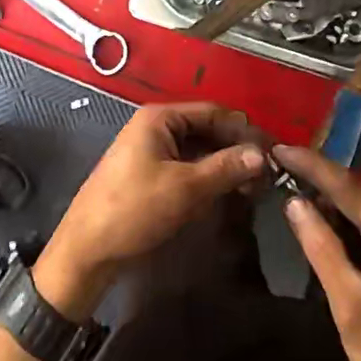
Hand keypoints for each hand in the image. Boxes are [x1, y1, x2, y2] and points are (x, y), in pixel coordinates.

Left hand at [35, 103, 268, 318]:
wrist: (87, 248)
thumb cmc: (134, 209)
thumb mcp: (184, 188)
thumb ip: (225, 168)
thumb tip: (262, 155)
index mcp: (160, 117)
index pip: (212, 112)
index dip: (243, 130)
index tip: (272, 151)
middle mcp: (156, 126)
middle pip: (206, 130)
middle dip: (235, 150)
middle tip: (266, 175)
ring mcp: (151, 150)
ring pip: (198, 151)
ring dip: (223, 167)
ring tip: (251, 188)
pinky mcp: (150, 174)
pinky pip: (186, 167)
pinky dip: (206, 178)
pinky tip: (225, 195)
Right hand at [274, 144, 360, 360]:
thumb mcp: (351, 310)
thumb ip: (322, 250)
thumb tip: (294, 202)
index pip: (347, 185)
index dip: (310, 163)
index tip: (278, 146)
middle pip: (360, 188)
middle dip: (320, 175)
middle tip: (281, 167)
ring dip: (335, 195)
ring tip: (297, 189)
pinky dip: (353, 214)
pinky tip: (332, 220)